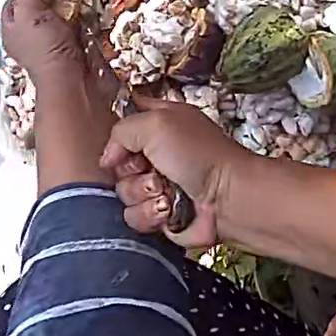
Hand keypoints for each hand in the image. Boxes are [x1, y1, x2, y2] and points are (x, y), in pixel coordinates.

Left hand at [2, 0, 87, 82]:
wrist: (72, 82)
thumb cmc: (44, 50)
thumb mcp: (31, 11)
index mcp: (13, 28)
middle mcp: (33, 35)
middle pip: (42, 3)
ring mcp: (56, 41)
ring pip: (64, 12)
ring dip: (75, 0)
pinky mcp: (77, 47)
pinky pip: (83, 23)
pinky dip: (88, 13)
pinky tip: (94, 5)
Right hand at [102, 94, 258, 248]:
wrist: (227, 199)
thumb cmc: (197, 154)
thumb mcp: (157, 123)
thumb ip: (122, 130)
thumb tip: (108, 157)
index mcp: (160, 122)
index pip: (125, 119)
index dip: (118, 132)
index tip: (122, 142)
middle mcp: (156, 152)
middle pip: (117, 161)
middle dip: (130, 169)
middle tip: (150, 168)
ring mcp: (157, 184)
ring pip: (122, 191)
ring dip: (142, 193)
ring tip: (165, 191)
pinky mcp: (159, 213)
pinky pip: (133, 216)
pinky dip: (150, 214)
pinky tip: (169, 210)